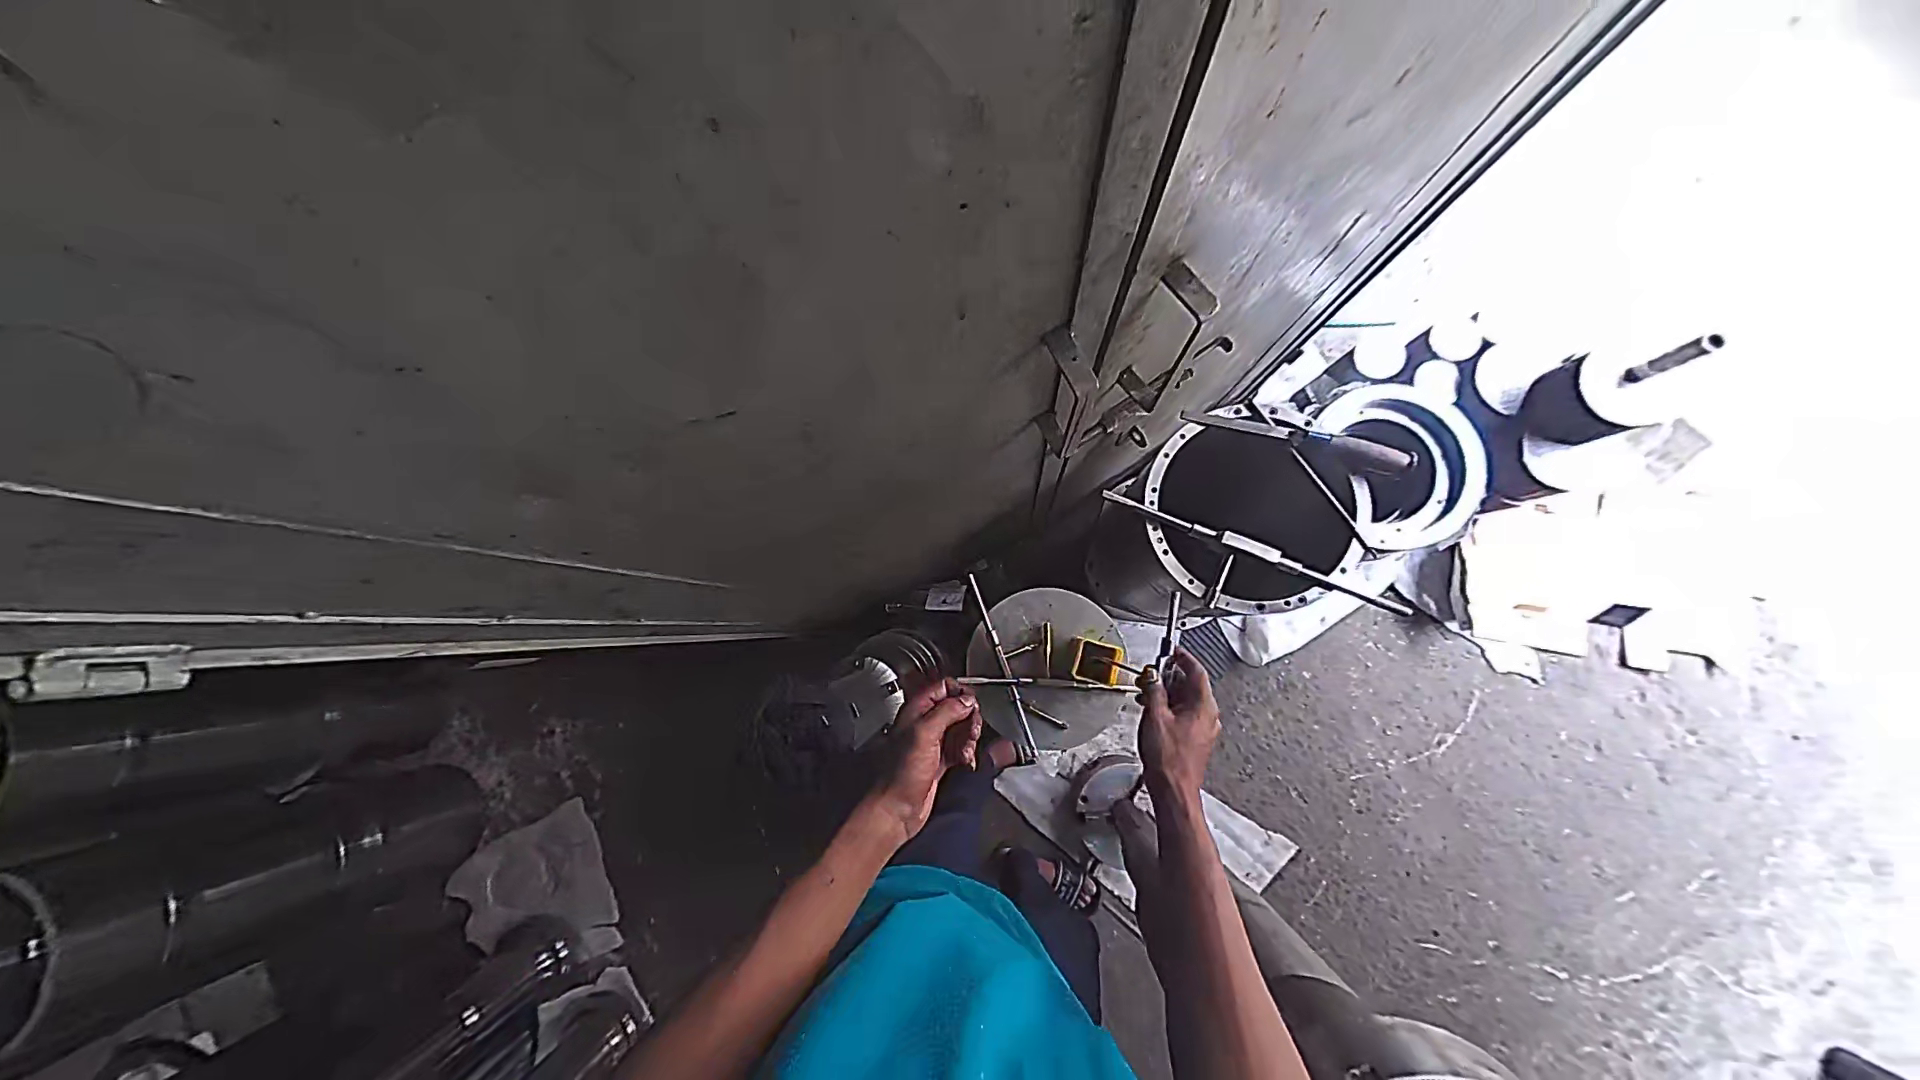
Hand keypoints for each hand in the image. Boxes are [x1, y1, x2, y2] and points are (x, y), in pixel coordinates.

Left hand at [864, 678, 980, 842]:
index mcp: (916, 712)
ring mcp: (933, 743)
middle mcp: (924, 725)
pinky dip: (967, 753)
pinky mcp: (940, 761)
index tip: (971, 703)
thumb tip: (965, 700)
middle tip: (971, 729)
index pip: (942, 688)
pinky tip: (965, 760)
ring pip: (961, 729)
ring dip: (969, 737)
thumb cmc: (899, 775)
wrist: (897, 809)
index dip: (959, 692)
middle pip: (956, 709)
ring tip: (967, 748)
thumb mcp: (924, 734)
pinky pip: (961, 749)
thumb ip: (946, 712)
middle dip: (968, 718)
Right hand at [1136, 649, 1219, 800]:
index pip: (1197, 671)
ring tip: (1147, 695)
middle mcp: (1208, 716)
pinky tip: (1153, 712)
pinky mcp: (1196, 738)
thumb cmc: (1169, 759)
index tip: (1173, 651)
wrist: (1173, 789)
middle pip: (1191, 685)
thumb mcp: (1155, 716)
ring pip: (1186, 700)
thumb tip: (1153, 676)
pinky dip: (1169, 708)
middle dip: (1169, 678)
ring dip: (1167, 694)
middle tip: (1152, 674)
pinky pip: (1184, 714)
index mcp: (1203, 706)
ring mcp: (1203, 728)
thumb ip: (1154, 690)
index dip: (1183, 658)